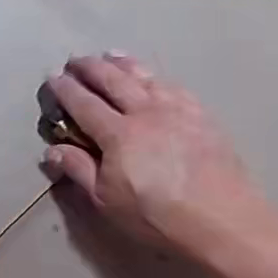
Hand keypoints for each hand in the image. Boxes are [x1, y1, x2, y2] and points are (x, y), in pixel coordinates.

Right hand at [42, 54, 277, 259]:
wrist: (225, 222)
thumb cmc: (156, 216)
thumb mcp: (106, 200)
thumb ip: (78, 170)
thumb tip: (52, 150)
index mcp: (119, 134)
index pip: (84, 104)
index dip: (66, 90)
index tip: (52, 78)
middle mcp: (147, 114)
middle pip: (115, 81)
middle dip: (91, 68)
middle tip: (74, 60)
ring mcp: (179, 112)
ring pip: (146, 78)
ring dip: (124, 64)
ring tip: (110, 56)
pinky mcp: (203, 118)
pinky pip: (175, 88)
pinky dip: (156, 77)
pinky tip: (153, 78)